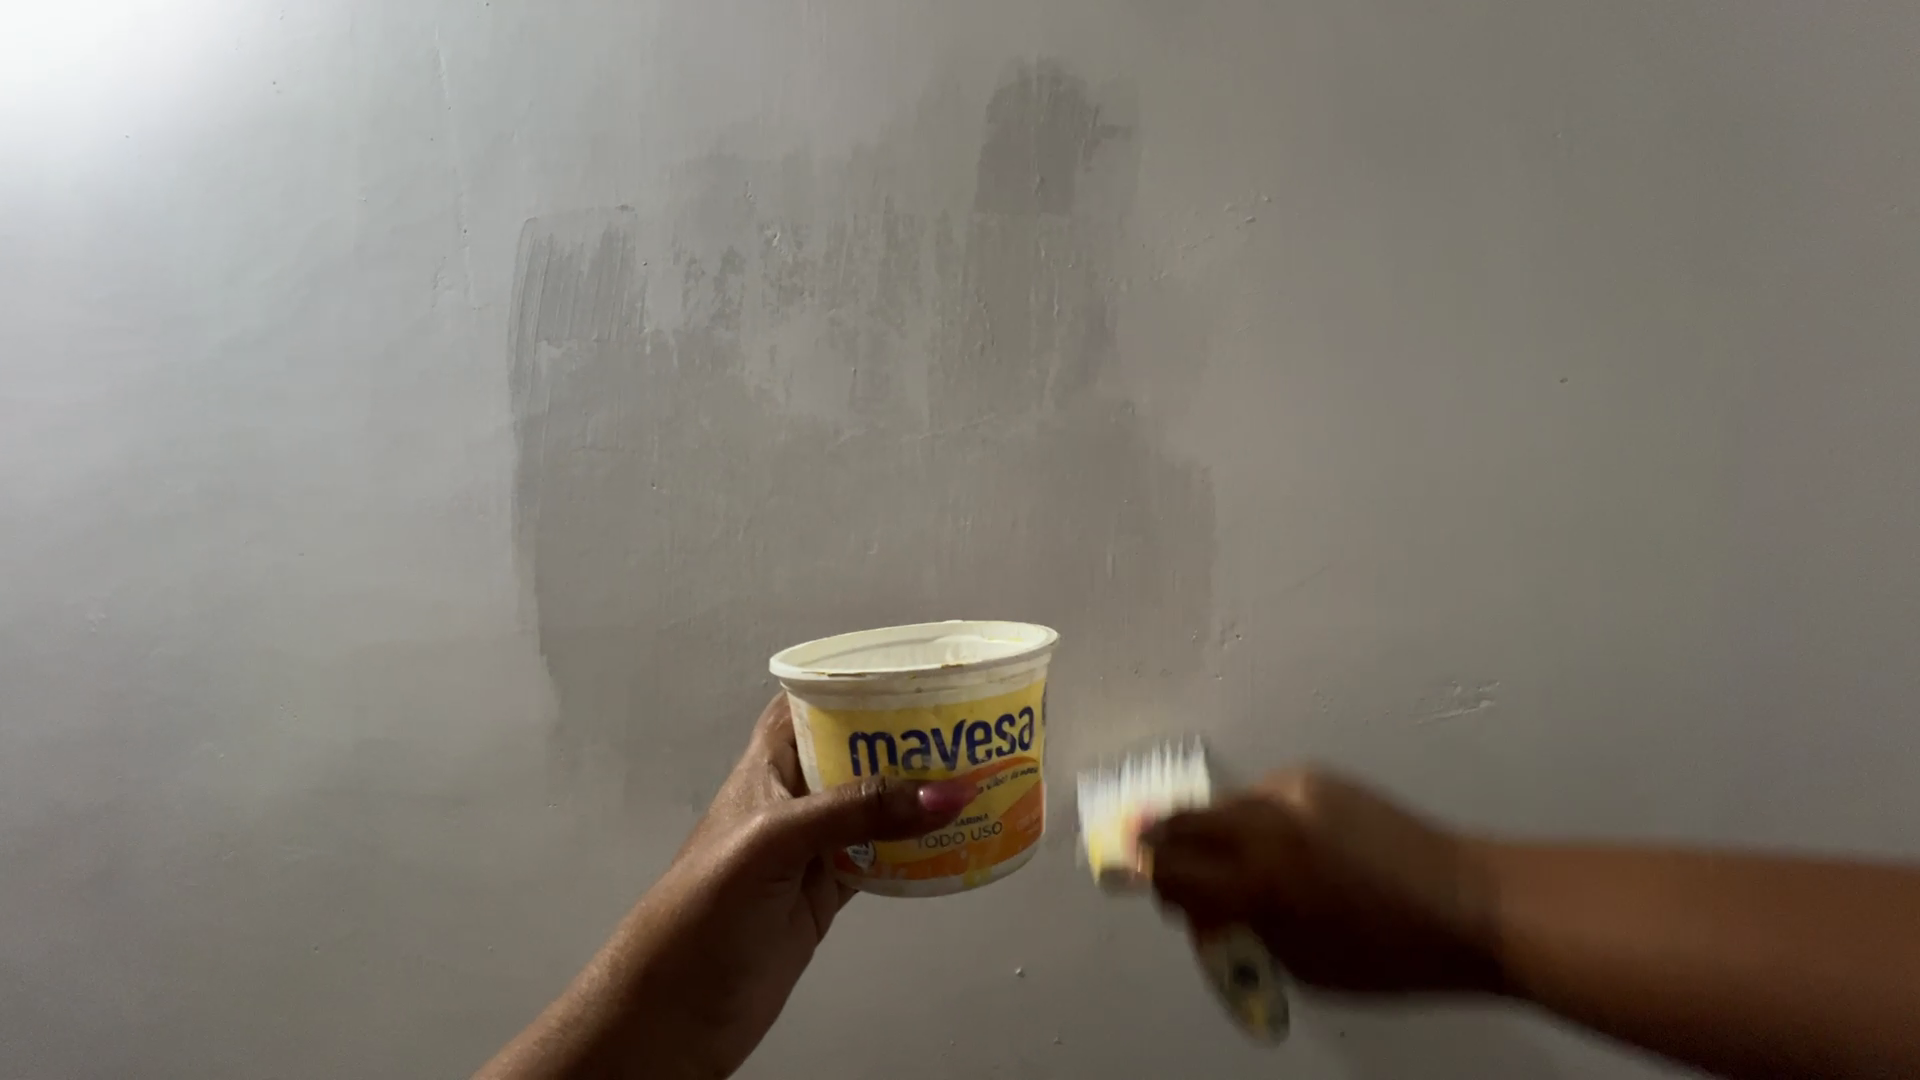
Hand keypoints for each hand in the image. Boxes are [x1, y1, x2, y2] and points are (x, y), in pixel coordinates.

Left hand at [479, 694, 974, 1079]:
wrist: (674, 1013)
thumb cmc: (702, 908)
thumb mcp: (776, 839)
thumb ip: (858, 811)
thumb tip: (948, 793)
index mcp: (770, 762)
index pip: (815, 701)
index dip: (857, 682)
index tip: (913, 673)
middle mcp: (796, 793)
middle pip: (858, 749)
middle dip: (905, 737)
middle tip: (963, 726)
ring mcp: (815, 843)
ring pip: (877, 803)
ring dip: (917, 793)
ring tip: (973, 775)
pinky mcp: (830, 887)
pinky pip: (884, 855)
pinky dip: (917, 847)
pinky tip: (953, 839)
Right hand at [1142, 768, 1499, 994]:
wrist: (1467, 901)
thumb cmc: (1388, 953)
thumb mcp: (1299, 964)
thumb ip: (1237, 928)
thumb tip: (1195, 901)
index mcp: (1257, 885)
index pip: (1168, 868)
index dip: (1140, 870)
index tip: (1123, 868)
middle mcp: (1261, 828)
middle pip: (1177, 820)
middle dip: (1155, 836)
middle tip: (1147, 847)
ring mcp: (1285, 795)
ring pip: (1219, 805)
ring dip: (1211, 830)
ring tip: (1237, 856)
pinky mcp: (1309, 777)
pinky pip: (1261, 797)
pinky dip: (1260, 820)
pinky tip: (1291, 843)